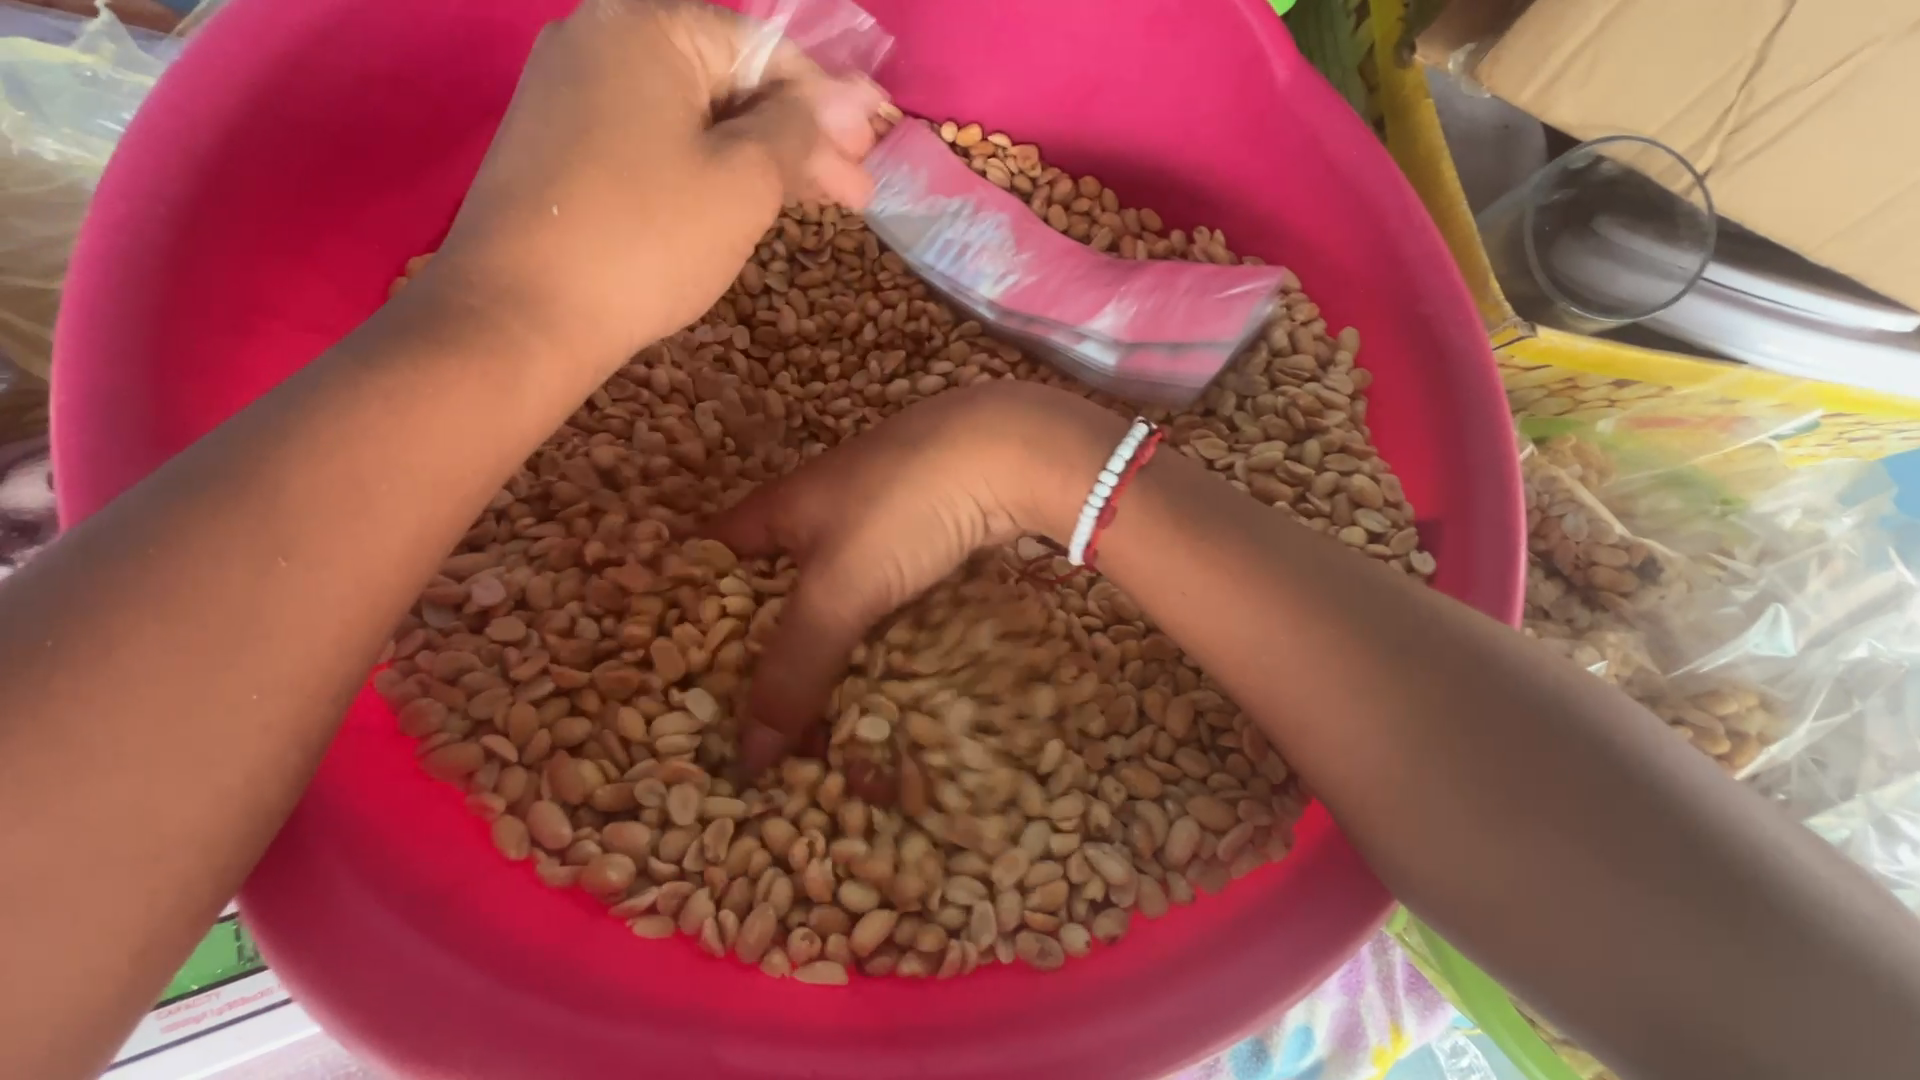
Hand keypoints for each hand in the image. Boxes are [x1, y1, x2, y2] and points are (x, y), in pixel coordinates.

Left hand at [404, 0, 886, 370]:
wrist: (521, 314)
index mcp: (647, 27)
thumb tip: (845, 101)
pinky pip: (654, 141)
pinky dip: (707, 169)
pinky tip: (746, 202)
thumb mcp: (742, 183)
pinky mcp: (560, 147)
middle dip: (799, 136)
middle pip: (727, 81)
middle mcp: (601, 39)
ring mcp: (571, 93)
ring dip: (758, 158)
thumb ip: (796, 131)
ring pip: (692, 117)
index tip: (875, 144)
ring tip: (814, 202)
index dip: (829, 100)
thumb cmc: (645, 240)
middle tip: (856, 190)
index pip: (764, 49)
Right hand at [707, 380, 1124, 774]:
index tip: (680, 675)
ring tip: (816, 709)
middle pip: (776, 585)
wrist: (1014, 451)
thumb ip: (793, 667)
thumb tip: (746, 757)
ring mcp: (879, 519)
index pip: (709, 561)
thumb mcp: (838, 589)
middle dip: (765, 644)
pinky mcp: (928, 534)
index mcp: (781, 509)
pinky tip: (883, 672)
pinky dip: (881, 630)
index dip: (688, 612)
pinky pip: (888, 593)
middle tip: (754, 713)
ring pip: (838, 593)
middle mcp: (821, 512)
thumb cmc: (905, 507)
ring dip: (830, 643)